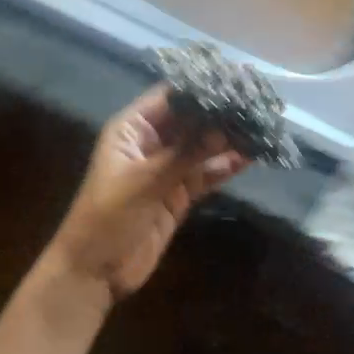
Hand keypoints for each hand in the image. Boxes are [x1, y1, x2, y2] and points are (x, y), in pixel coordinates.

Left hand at [43, 86, 247, 302]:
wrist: (94, 273)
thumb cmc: (108, 217)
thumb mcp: (146, 181)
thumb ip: (186, 153)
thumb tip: (224, 126)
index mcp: (132, 129)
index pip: (170, 97)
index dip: (200, 88)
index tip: (234, 80)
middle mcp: (151, 143)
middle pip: (190, 120)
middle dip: (220, 113)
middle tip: (255, 102)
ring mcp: (166, 169)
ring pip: (202, 147)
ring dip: (227, 139)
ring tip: (259, 127)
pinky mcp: (178, 195)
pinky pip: (205, 174)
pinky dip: (225, 166)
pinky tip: (250, 157)